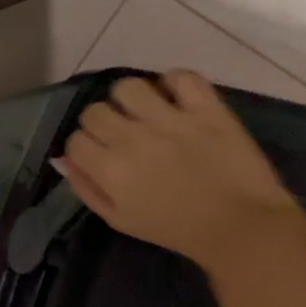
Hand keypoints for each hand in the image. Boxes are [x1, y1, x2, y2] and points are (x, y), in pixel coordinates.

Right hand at [56, 71, 305, 269]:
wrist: (240, 226)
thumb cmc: (174, 228)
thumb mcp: (118, 219)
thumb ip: (85, 187)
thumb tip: (65, 160)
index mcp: (109, 168)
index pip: (75, 139)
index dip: (84, 147)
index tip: (98, 155)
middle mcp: (132, 138)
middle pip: (94, 110)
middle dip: (101, 122)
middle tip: (120, 134)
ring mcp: (170, 120)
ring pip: (128, 86)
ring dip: (130, 98)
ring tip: (145, 111)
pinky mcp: (207, 110)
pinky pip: (182, 77)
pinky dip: (175, 82)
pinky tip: (176, 98)